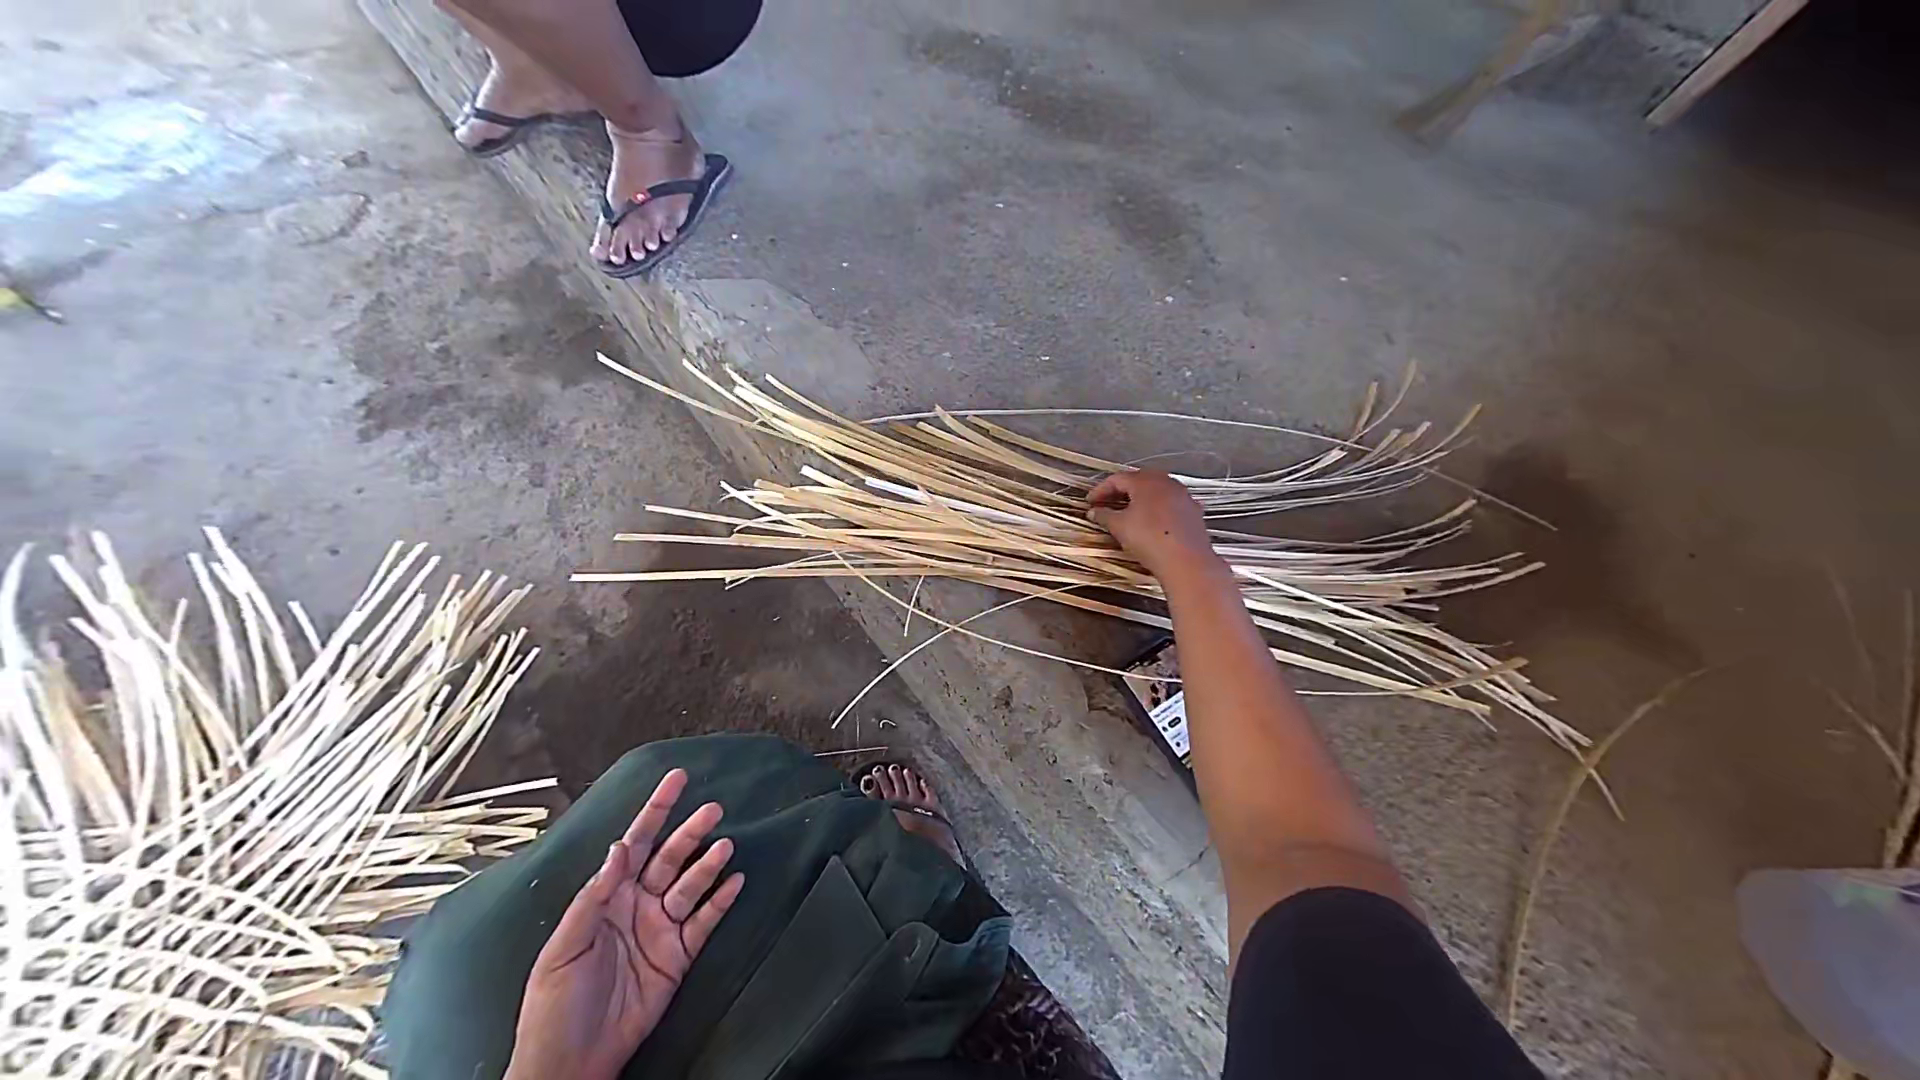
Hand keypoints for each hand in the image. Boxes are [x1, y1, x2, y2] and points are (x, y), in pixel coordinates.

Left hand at [504, 769, 745, 1079]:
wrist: (569, 1067)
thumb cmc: (552, 1008)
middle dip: (690, 831)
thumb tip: (617, 850)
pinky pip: (705, 922)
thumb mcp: (563, 948)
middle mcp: (638, 905)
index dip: (655, 810)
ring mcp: (660, 929)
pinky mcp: (678, 956)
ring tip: (725, 847)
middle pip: (670, 857)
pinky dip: (721, 901)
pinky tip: (735, 882)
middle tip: (712, 809)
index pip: (634, 843)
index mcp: (607, 898)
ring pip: (691, 885)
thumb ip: (593, 897)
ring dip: (708, 864)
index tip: (675, 780)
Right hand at [1086, 470, 1221, 583]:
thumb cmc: (1148, 538)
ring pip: (1157, 491)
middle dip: (1121, 490)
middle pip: (1139, 480)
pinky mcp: (1193, 511)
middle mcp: (1166, 482)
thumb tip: (1093, 511)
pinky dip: (1157, 508)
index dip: (1100, 490)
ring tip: (1128, 511)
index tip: (1089, 502)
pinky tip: (1152, 521)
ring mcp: (1183, 495)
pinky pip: (1170, 503)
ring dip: (1140, 498)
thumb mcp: (1119, 527)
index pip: (1117, 479)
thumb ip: (1104, 515)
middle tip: (1107, 502)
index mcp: (1145, 481)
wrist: (1186, 560)